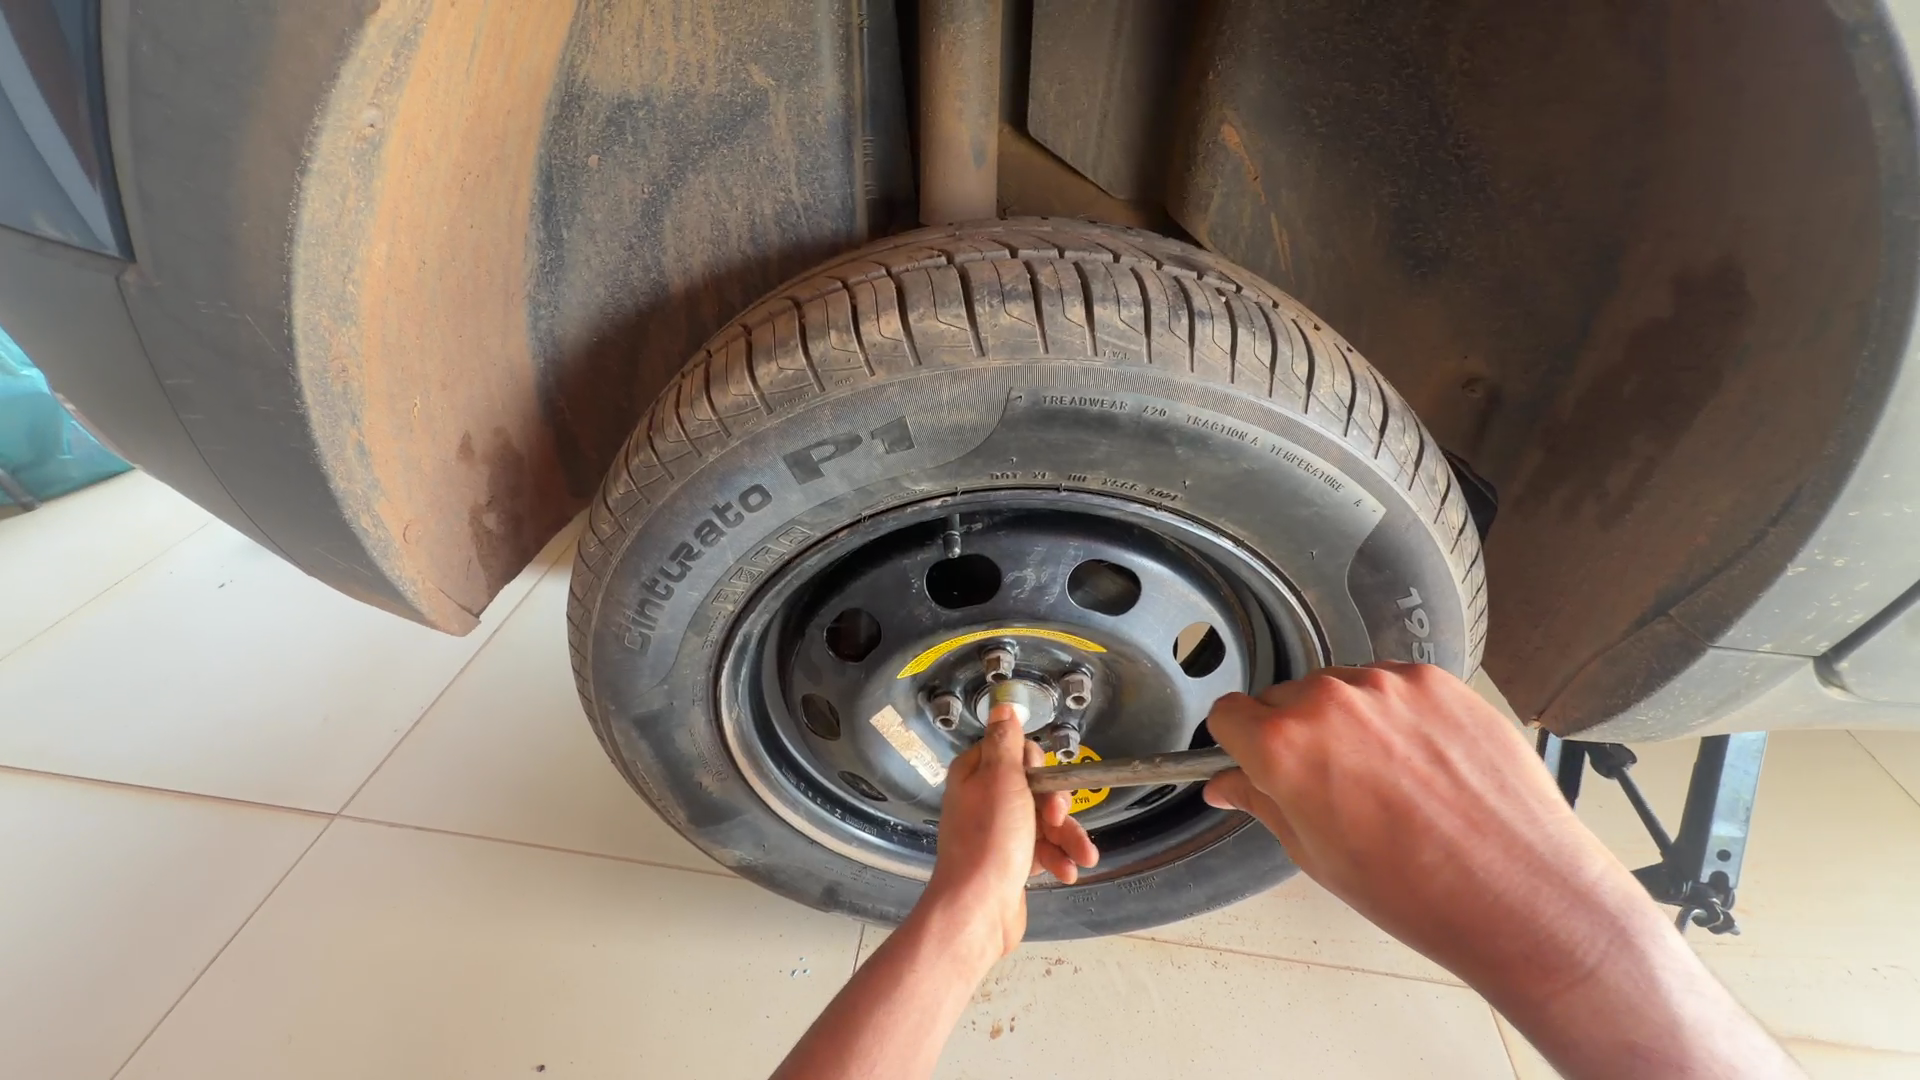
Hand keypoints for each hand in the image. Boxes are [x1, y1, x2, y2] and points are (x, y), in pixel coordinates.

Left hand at [921, 705, 1098, 958]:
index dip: (1037, 767)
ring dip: (1067, 836)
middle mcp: (984, 798)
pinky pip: (1042, 849)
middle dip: (1057, 804)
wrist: (979, 909)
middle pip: (1036, 787)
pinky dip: (1058, 858)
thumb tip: (1003, 707)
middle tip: (1056, 819)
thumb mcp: (1002, 778)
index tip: (1045, 783)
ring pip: (1044, 820)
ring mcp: (997, 831)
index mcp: (975, 773)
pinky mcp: (1010, 860)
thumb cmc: (990, 839)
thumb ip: (1007, 742)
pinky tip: (1068, 872)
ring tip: (1082, 856)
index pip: (1016, 752)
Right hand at [1198, 664, 1802, 1079]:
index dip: (1236, 739)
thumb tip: (1227, 785)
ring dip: (1343, 719)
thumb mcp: (1313, 854)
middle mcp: (1326, 702)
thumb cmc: (1419, 890)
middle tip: (1328, 778)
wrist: (1525, 898)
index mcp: (1281, 747)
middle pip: (1280, 697)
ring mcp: (1384, 686)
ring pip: (1335, 688)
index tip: (1252, 754)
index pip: (1227, 712)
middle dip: (1291, 731)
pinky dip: (1393, 712)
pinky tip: (1419, 758)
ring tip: (1385, 773)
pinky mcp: (1433, 681)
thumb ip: (1260, 802)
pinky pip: (1388, 684)